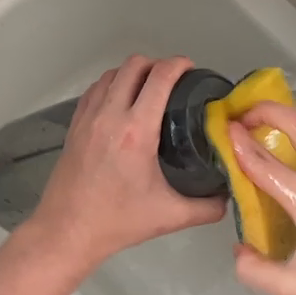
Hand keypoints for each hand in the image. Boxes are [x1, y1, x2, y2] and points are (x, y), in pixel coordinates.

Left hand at [28, 56, 226, 264]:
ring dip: (131, 72)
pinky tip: (120, 100)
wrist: (67, 231)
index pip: (159, 78)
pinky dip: (110, 85)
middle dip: (156, 63)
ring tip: (148, 86)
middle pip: (133, 66)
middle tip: (173, 79)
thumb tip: (228, 196)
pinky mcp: (74, 126)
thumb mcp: (170, 216)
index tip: (191, 68)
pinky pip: (94, 90)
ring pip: (110, 74)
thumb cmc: (117, 222)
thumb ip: (207, 206)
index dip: (178, 65)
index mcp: (136, 131)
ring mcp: (88, 118)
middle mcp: (110, 116)